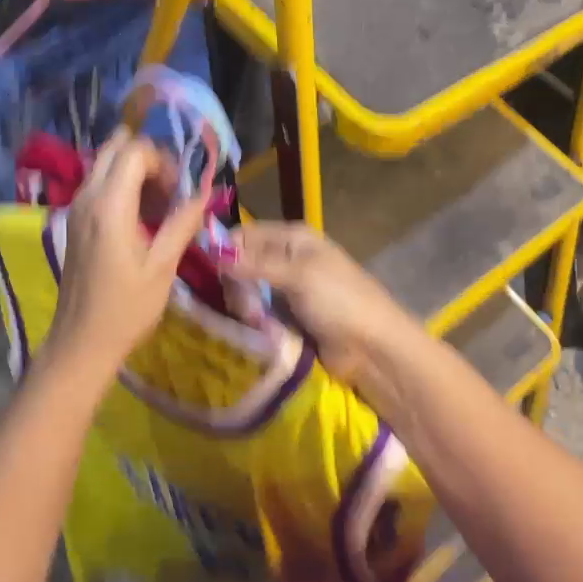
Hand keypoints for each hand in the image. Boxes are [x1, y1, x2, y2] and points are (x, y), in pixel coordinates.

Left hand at [45, 130, 204, 371]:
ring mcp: (76, 208)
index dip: (164, 162)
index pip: (135, 150)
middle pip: (116, 148)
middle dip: (149, 160)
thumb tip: (202, 194)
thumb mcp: (163, 267)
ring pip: (105, 165)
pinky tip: (142, 219)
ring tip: (160, 207)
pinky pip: (99, 185)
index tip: (180, 192)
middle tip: (170, 192)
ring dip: (135, 173)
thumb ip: (182, 223)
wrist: (81, 341)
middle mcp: (86, 197)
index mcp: (108, 206)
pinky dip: (122, 188)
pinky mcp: (75, 221)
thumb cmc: (126, 309)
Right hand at [226, 222, 416, 382]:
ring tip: (249, 321)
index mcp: (293, 239)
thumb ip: (255, 265)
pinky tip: (250, 330)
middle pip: (243, 264)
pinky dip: (252, 322)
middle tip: (239, 305)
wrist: (372, 347)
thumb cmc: (340, 301)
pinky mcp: (287, 318)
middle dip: (235, 283)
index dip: (225, 249)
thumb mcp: (298, 276)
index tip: (210, 272)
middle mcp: (286, 259)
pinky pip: (258, 314)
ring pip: (247, 292)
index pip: (245, 234)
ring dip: (243, 306)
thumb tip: (214, 255)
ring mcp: (286, 290)